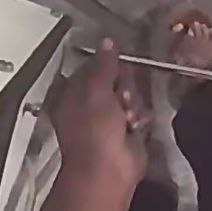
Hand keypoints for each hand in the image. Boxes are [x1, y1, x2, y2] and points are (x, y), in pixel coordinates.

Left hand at [49, 38, 146, 193]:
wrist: (108, 169)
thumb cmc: (95, 129)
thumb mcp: (95, 90)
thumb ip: (103, 65)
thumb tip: (107, 41)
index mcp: (72, 94)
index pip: (91, 67)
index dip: (106, 64)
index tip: (118, 63)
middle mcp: (88, 105)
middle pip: (113, 80)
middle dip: (122, 86)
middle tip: (121, 97)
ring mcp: (107, 119)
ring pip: (128, 95)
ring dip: (132, 102)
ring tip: (128, 116)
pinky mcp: (126, 131)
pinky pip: (138, 113)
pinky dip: (139, 117)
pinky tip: (136, 124)